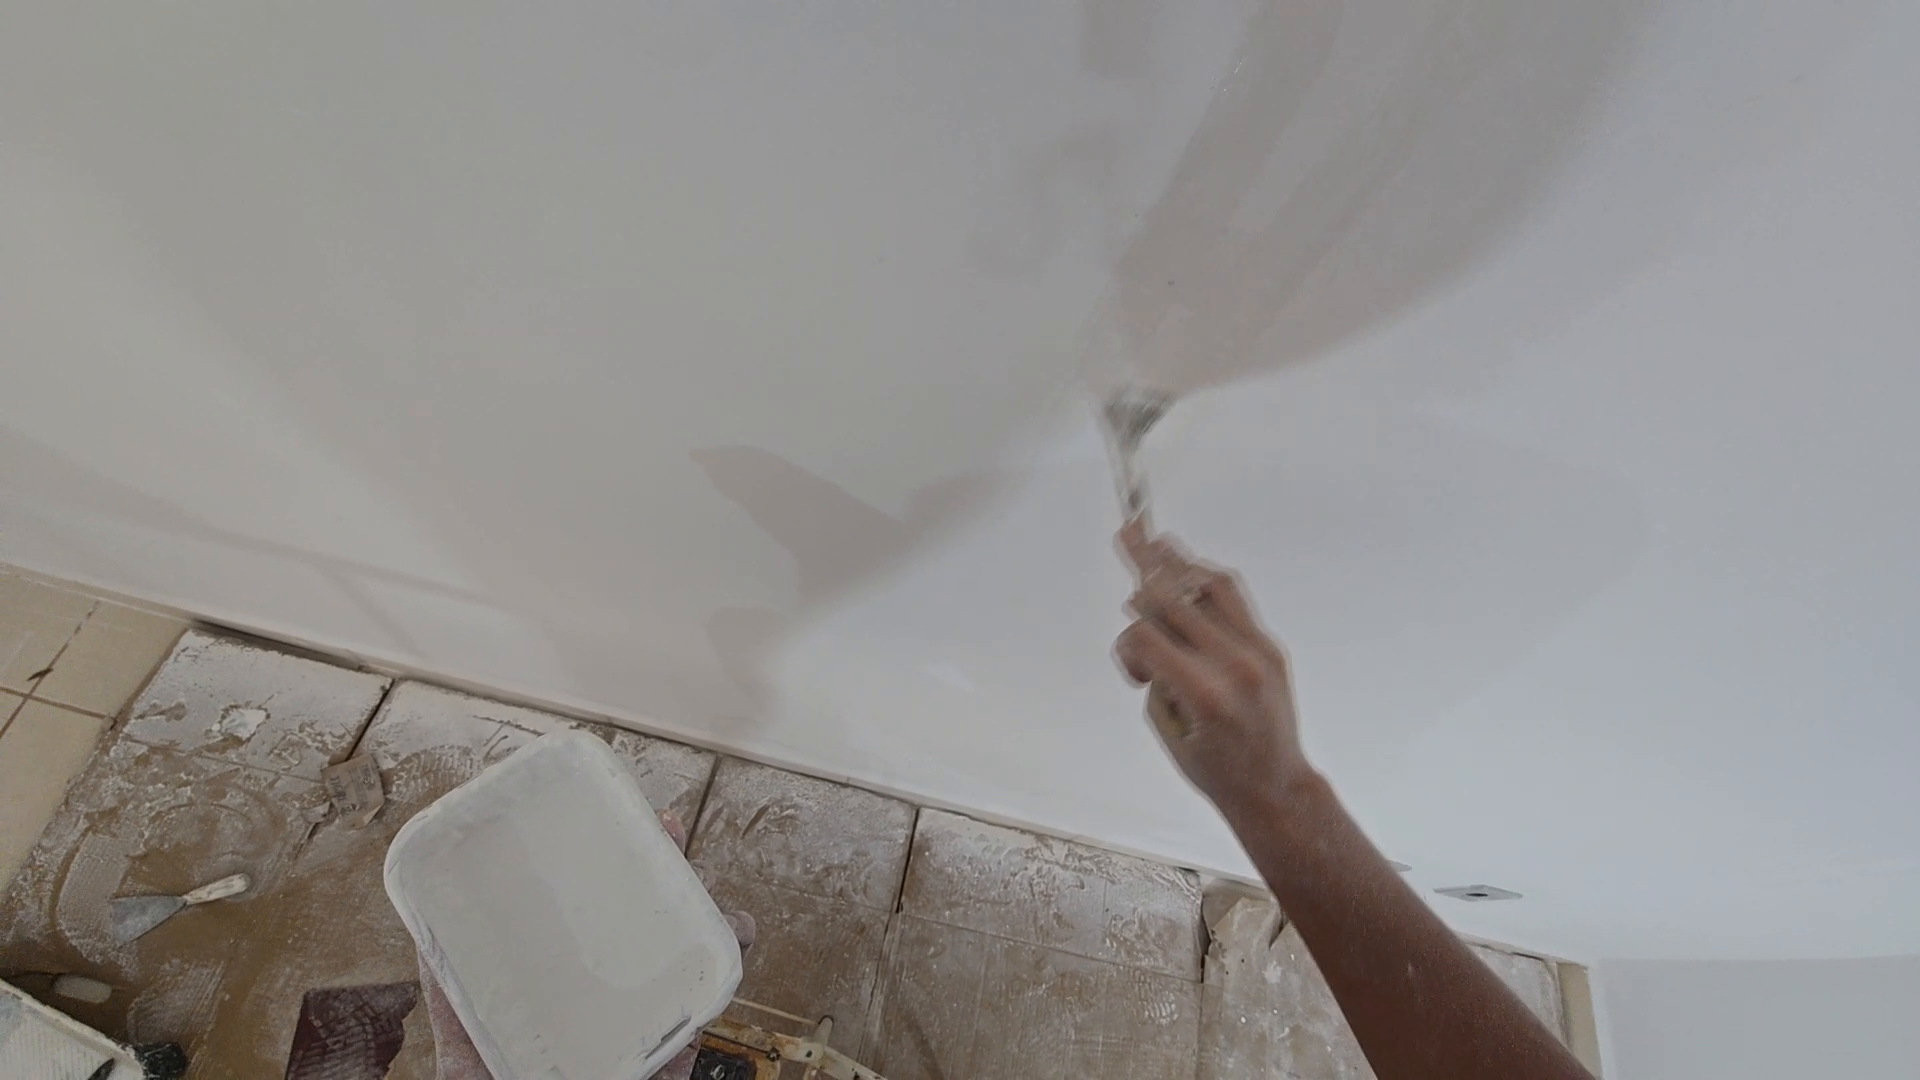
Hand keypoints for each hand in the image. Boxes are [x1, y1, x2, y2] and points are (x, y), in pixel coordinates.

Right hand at [1114, 522, 1316, 816]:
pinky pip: (1232, 598)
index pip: (1146, 637)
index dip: (1127, 646)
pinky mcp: (1269, 644)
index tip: (1134, 672)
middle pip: (1174, 598)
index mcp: (1202, 692)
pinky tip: (1184, 570)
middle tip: (1127, 530)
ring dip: (1176, 563)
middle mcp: (1233, 663)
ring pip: (1208, 586)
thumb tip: (1144, 619)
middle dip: (1145, 566)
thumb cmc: (1212, 767)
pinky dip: (1203, 581)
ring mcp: (1257, 649)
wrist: (1274, 785)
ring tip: (1153, 538)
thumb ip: (1155, 670)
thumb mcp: (1165, 725)